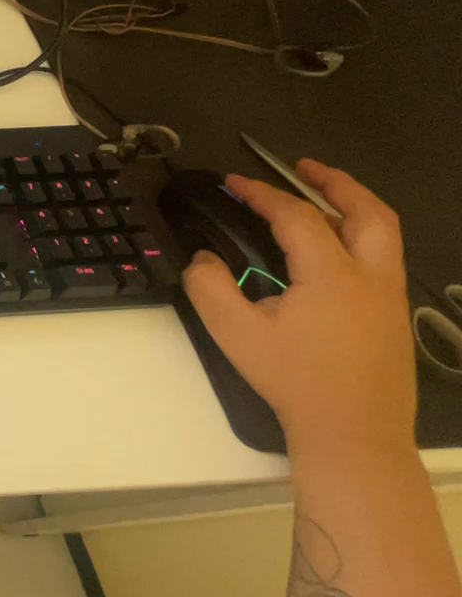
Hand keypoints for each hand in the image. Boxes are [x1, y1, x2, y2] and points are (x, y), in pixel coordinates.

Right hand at [181, 161, 415, 458]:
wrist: (353, 429)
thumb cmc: (293, 378)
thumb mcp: (232, 331)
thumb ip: (209, 285)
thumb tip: (205, 258)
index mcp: (332, 277)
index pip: (298, 218)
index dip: (263, 194)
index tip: (233, 182)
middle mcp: (372, 278)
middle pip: (370, 214)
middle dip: (337, 183)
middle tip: (303, 167)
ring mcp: (389, 297)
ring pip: (384, 235)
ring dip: (352, 206)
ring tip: (319, 195)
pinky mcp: (391, 314)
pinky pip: (380, 256)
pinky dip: (356, 233)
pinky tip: (328, 244)